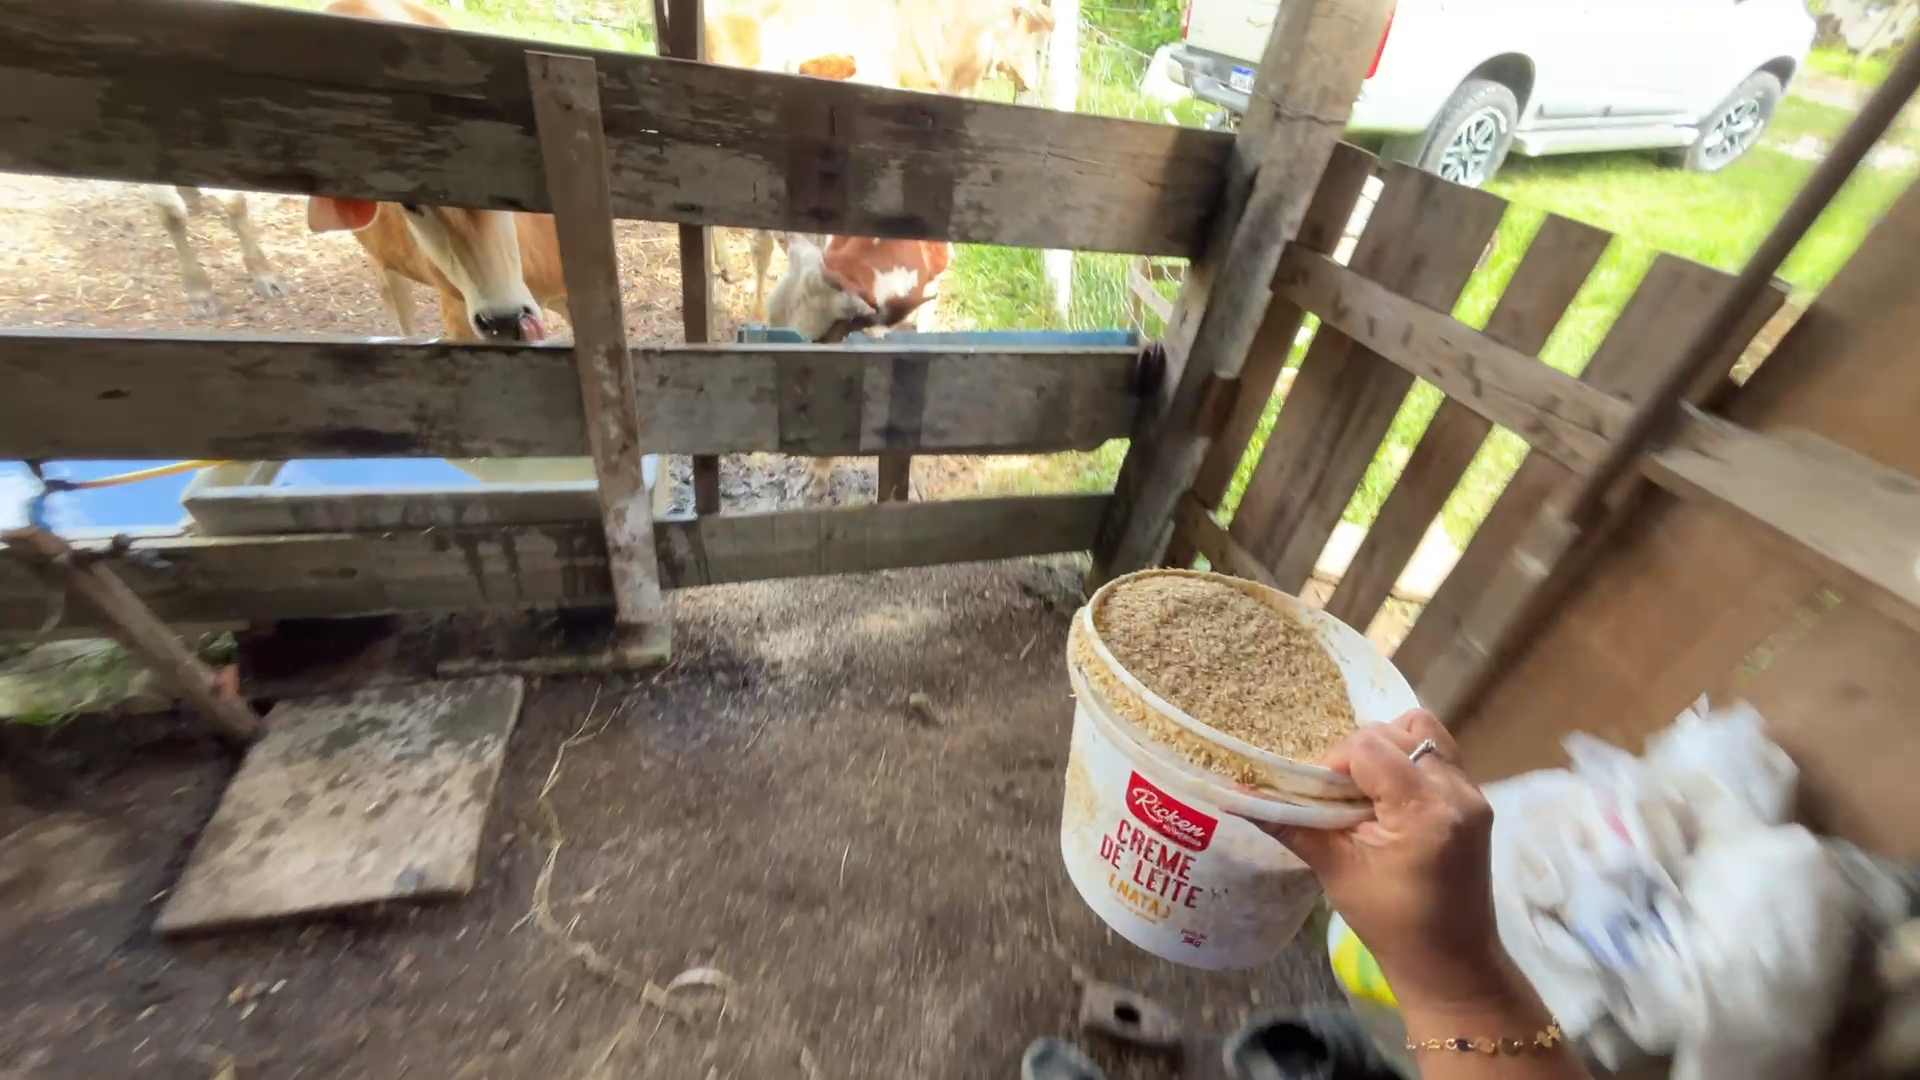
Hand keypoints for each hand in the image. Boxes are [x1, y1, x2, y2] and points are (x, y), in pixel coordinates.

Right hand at [1271, 710, 1516, 1011]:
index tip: (1322, 794)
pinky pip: (1435, 749)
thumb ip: (1287, 823)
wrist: (1452, 964)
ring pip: (1419, 729)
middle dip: (1355, 752)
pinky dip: (1405, 755)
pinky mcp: (1474, 798)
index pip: (1369, 747)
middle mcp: (1456, 793)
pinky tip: (1387, 790)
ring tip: (1366, 783)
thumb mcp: (1333, 869)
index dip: (1335, 760)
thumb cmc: (1390, 921)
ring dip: (1385, 745)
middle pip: (1392, 732)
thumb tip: (1233, 795)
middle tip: (1338, 792)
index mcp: (1425, 812)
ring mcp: (1472, 793)